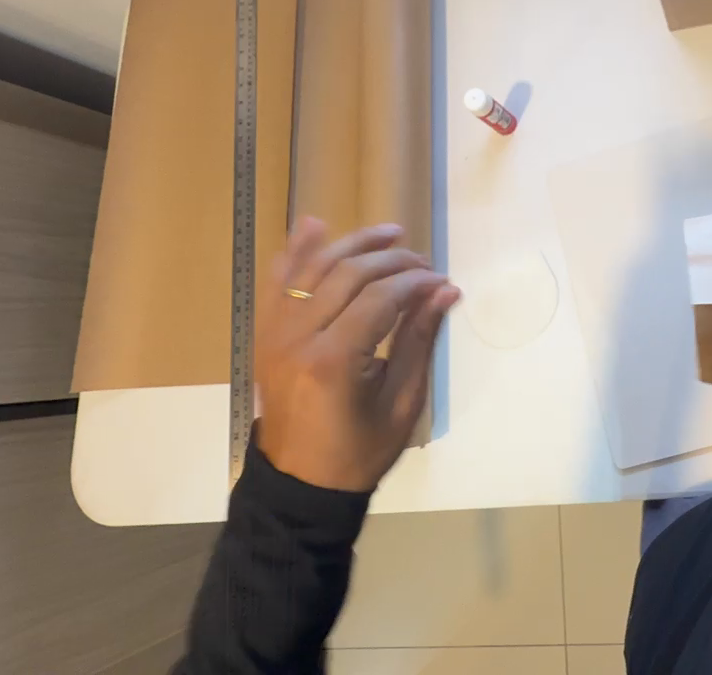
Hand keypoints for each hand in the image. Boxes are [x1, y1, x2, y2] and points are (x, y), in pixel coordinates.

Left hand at [254, 218, 458, 491]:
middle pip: (348, 274)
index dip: (415, 282)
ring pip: (313, 268)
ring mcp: (275, 334)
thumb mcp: (402, 401)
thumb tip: (446, 291)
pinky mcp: (265, 335)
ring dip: (352, 244)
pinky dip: (296, 252)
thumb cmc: (359, 450)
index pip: (380, 298)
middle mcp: (297, 338)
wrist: (299, 485)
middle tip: (424, 263)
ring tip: (389, 233)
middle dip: (392, 260)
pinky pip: (278, 283)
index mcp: (333, 361)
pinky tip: (315, 225)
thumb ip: (420, 339)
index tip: (443, 282)